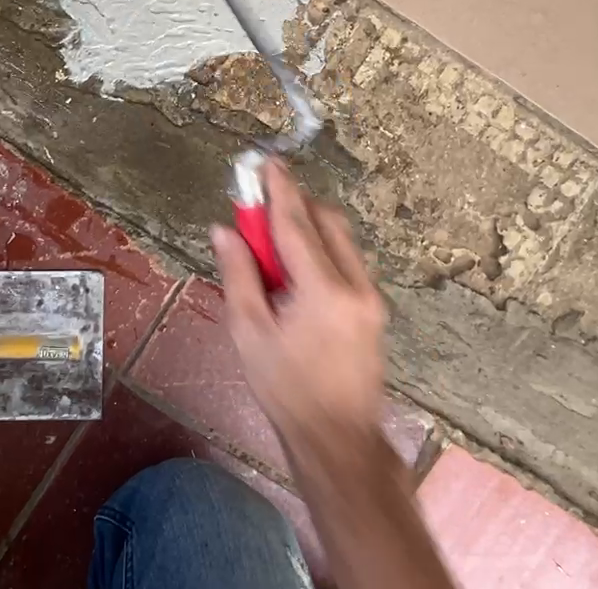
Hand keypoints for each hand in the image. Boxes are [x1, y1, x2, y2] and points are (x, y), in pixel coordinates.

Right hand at [212, 160, 386, 459]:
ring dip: (306, 225)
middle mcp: (357, 287)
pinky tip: (291, 267)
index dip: (279, 190)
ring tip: (269, 239)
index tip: (266, 162)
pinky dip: (318, 247)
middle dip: (294, 203)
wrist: (337, 436)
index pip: (297, 225)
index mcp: (324, 291)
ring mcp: (371, 298)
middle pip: (328, 222)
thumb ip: (238, 273)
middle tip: (258, 203)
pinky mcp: (372, 309)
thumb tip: (224, 230)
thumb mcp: (248, 330)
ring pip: (341, 238)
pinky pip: (346, 259)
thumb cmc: (284, 386)